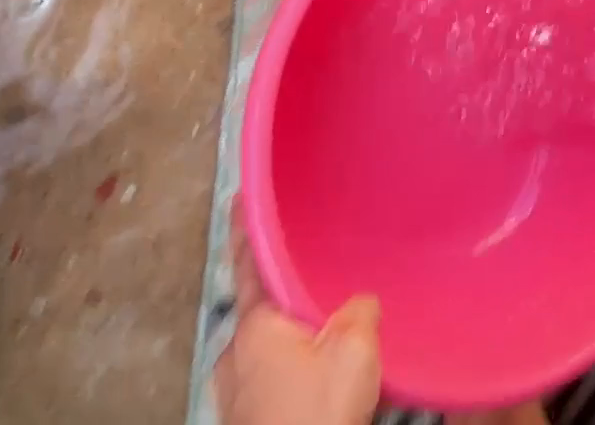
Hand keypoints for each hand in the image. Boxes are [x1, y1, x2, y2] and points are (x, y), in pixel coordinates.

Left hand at [216, 211, 382, 424]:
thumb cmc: (318, 412)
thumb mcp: (356, 346)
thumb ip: (359, 309)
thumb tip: (358, 302)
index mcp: (256, 325)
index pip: (250, 261)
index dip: (247, 225)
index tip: (241, 192)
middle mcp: (235, 352)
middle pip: (260, 302)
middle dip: (283, 283)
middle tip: (314, 260)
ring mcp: (234, 389)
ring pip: (266, 339)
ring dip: (291, 323)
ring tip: (325, 313)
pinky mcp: (246, 417)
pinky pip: (271, 366)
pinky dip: (293, 352)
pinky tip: (320, 361)